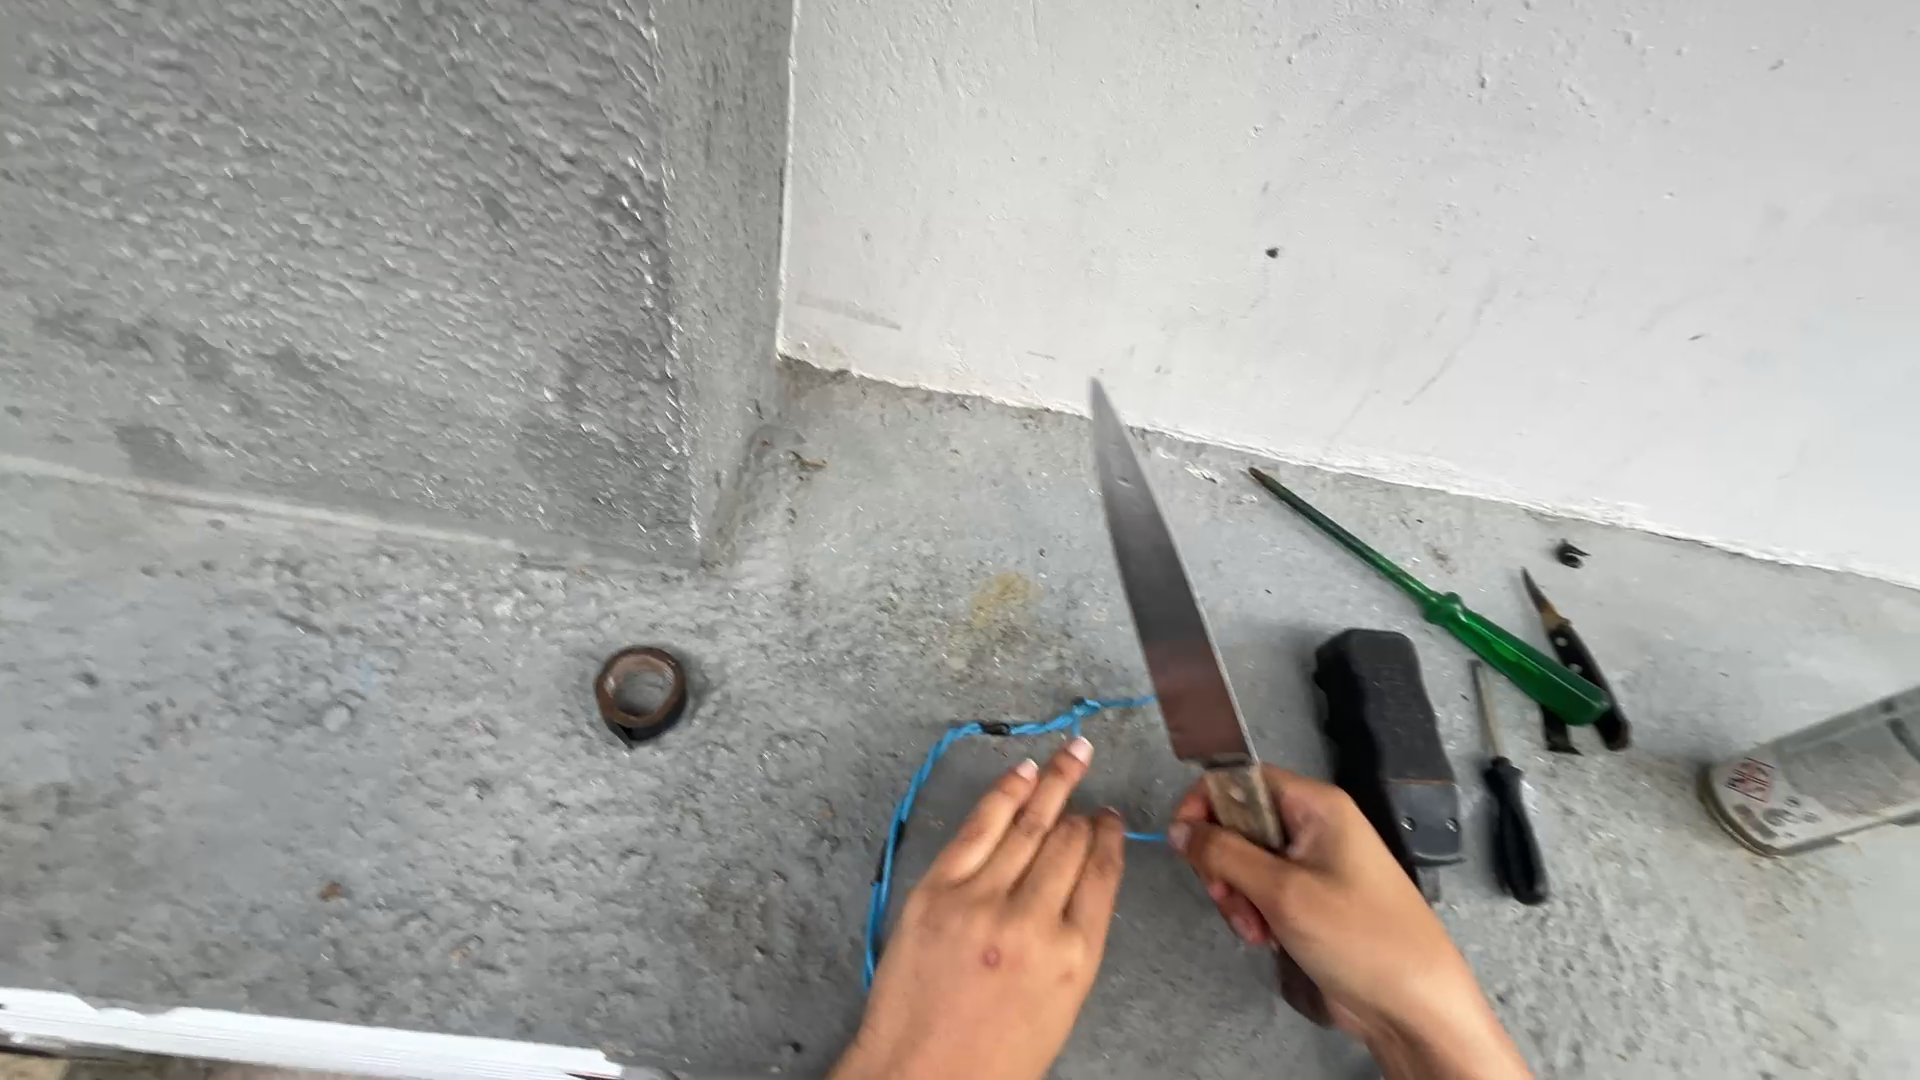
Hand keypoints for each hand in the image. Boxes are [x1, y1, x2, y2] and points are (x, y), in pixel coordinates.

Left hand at [832, 737, 1123, 1079]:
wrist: (917, 1079)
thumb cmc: (993, 1057)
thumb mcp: (1059, 1006)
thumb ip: (1073, 940)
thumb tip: (1082, 876)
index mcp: (1074, 959)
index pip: (1103, 874)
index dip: (1108, 837)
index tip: (1109, 818)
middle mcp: (1033, 922)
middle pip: (1068, 843)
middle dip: (1082, 812)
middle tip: (1089, 787)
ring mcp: (982, 899)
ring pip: (1030, 824)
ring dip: (1054, 781)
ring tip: (1072, 753)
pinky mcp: (938, 888)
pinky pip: (980, 827)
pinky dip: (1004, 793)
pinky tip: (1023, 771)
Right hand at [1170, 766, 1530, 1079]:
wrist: (1419, 1014)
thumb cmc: (1360, 938)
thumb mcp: (1283, 891)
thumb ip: (1222, 853)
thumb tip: (1177, 829)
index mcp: (1314, 804)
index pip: (1240, 778)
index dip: (1206, 802)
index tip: (1186, 842)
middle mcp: (1311, 824)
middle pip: (1236, 820)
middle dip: (1221, 861)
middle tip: (1226, 897)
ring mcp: (1311, 862)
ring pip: (1243, 857)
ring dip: (1235, 893)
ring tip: (1253, 929)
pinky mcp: (1309, 896)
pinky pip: (1260, 886)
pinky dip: (1252, 910)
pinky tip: (1265, 937)